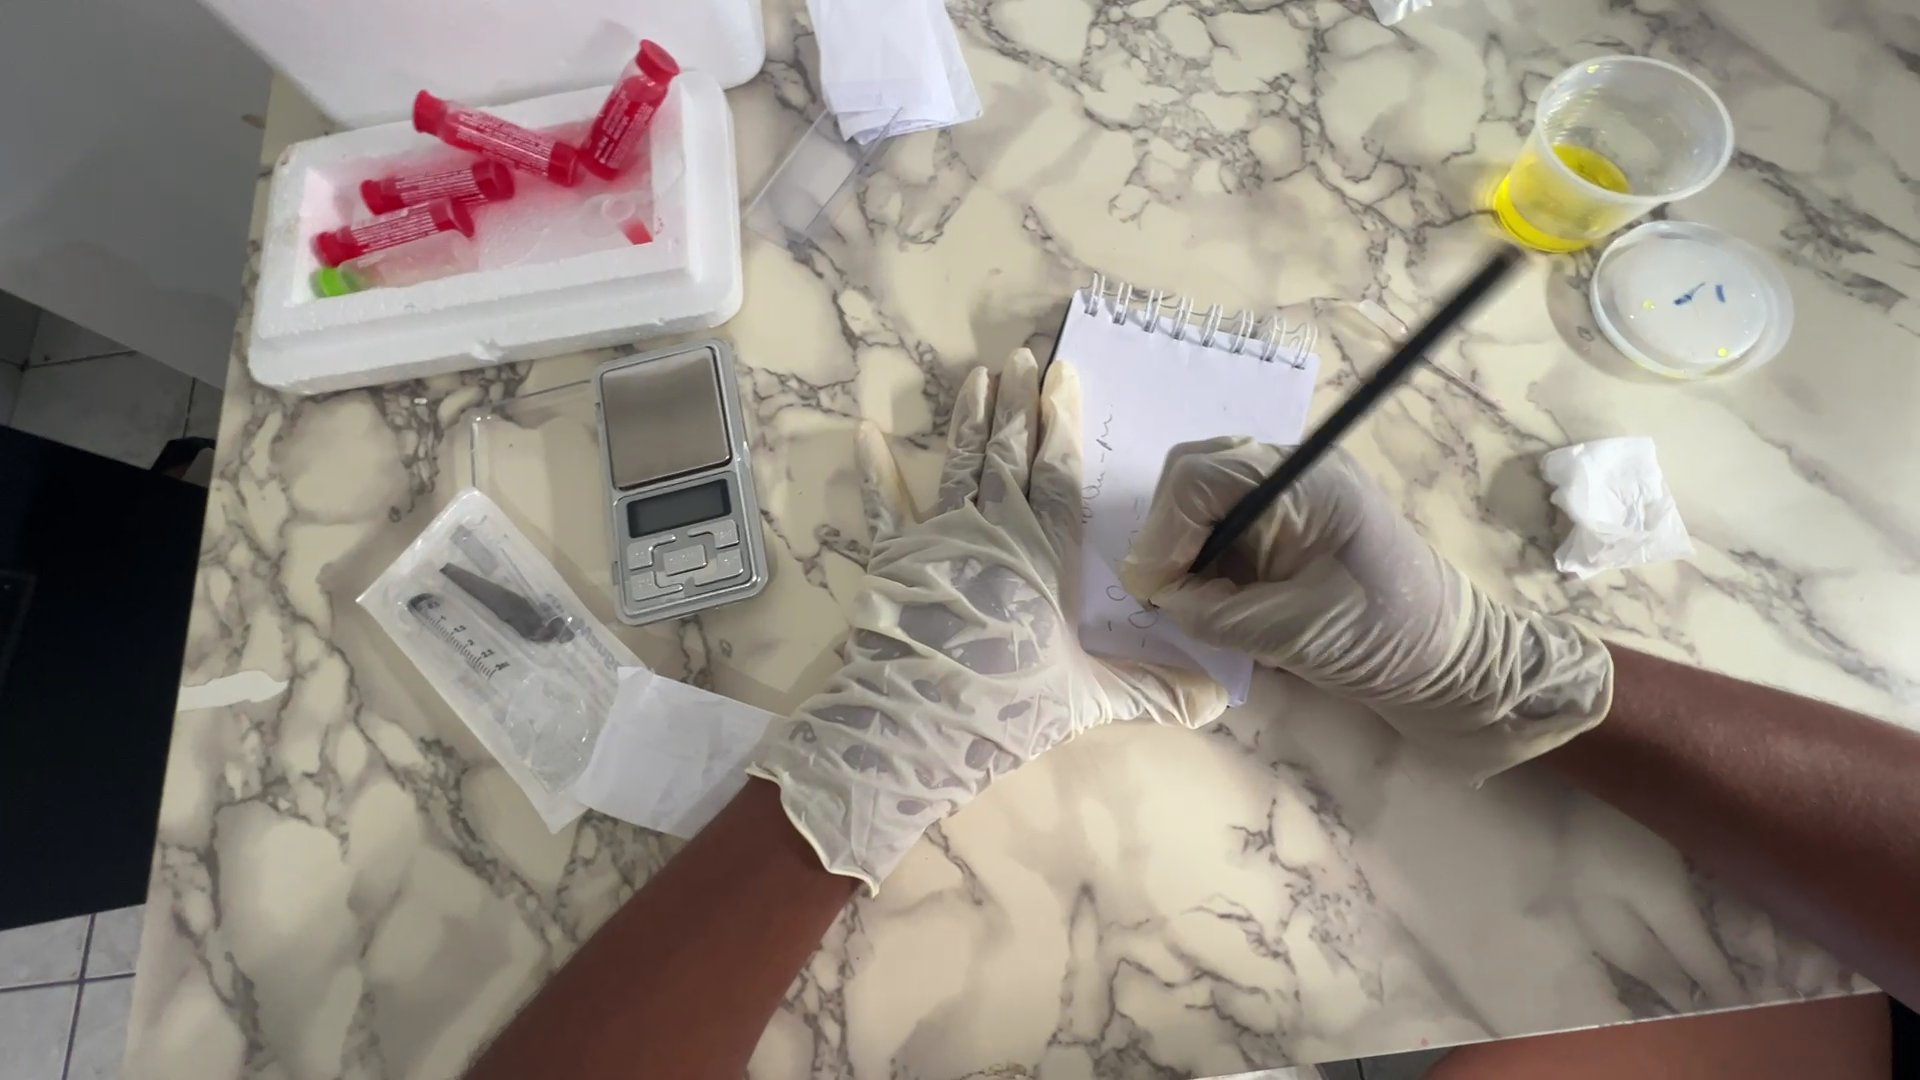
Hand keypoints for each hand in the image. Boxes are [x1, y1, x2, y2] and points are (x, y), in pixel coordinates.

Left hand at [749, 351, 1229, 891]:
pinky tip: (866, 432)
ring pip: (958, 466)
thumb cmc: (1007, 704)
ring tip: (976, 376)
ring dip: (968, 420)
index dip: (1060, 425)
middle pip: (1008, 456)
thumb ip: (1150, 688)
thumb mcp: (1089, 698)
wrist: (921, 722)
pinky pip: (884, 507)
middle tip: (1020, 356)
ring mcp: (938, 538)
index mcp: (1041, 555)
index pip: (1055, 476)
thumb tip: (1218, 700)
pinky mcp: (893, 557)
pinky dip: (875, 471)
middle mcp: (991, 531)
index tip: (1062, 377)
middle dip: (1017, 405)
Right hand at [1118, 437, 1612, 780]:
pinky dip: (1196, 550)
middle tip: (1165, 587)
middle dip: (1165, 530)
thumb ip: (1214, 612)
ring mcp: (1286, 489)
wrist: (1449, 659)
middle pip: (1191, 472)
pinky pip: (1215, 516)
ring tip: (1189, 591)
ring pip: (1196, 493)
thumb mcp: (1293, 633)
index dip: (1162, 532)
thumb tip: (1160, 595)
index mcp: (1307, 483)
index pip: (1200, 477)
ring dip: (1179, 540)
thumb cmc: (1387, 642)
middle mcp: (1292, 470)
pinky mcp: (1281, 515)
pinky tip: (1209, 587)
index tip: (1151, 588)